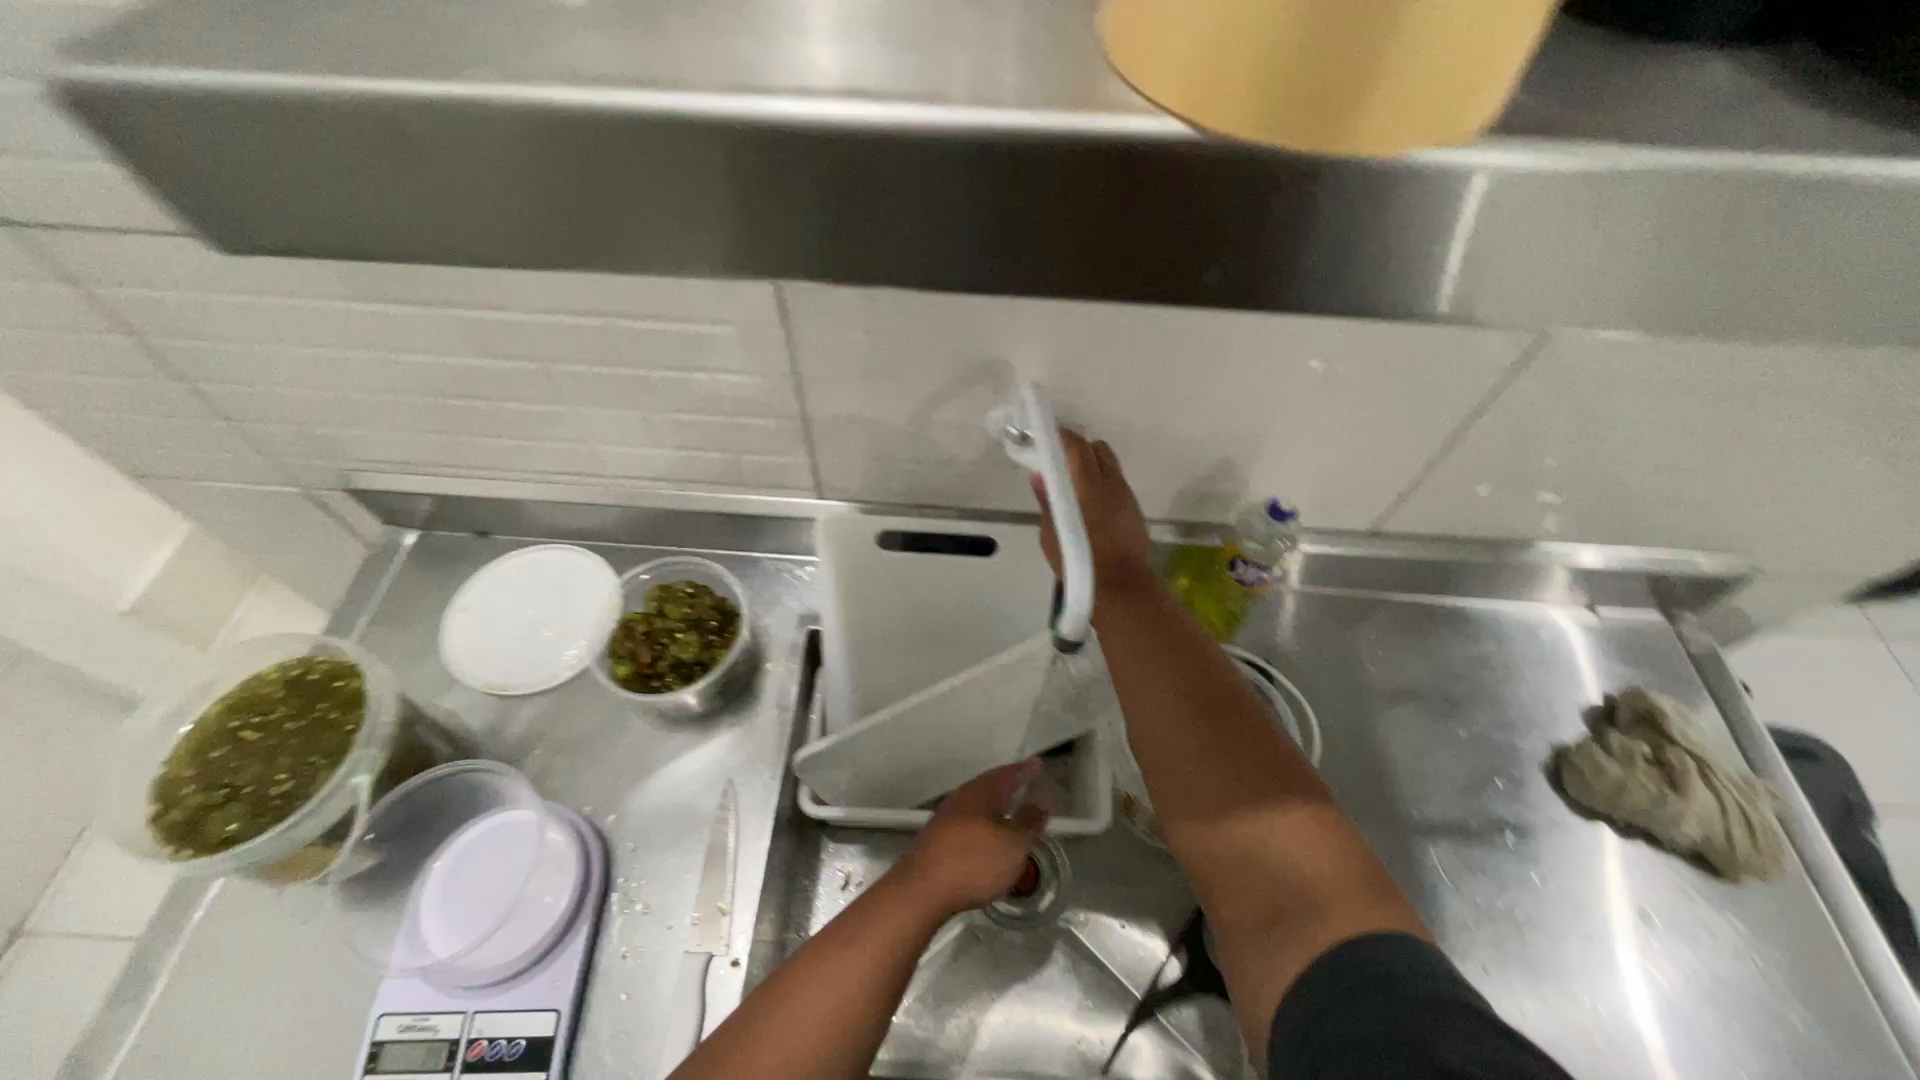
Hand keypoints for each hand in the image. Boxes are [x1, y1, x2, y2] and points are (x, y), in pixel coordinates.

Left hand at [893, 760, 1049, 916]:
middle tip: (1024, 782)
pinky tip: (985, 835)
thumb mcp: (1014, 845)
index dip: (1025, 771)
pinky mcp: (935, 838)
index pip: (1008, 774)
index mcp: (983, 792)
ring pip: (976, 803)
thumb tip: (1039, 803)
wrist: (922, 889)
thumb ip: (1029, 822)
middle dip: (1007, 784)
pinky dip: (981, 822)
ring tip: (1008, 809)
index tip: (1037, 764)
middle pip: (989, 785)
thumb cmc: (975, 861)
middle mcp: (962, 797)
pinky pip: (966, 821)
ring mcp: (945, 817)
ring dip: (993, 804)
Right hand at [1032, 429, 1155, 610]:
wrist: (1122, 587)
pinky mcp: (1134, 510)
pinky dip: (1101, 485)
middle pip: (1097, 449)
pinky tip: (1089, 508)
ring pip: (1110, 466)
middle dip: (1078, 450)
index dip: (1060, 437)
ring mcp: (1127, 496)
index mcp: (1089, 486)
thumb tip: (1041, 478)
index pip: (1076, 446)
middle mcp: (1112, 484)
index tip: (1044, 438)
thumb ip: (1048, 502)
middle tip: (1059, 464)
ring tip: (1073, 488)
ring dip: (1091, 468)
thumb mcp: (1052, 534)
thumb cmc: (1080, 562)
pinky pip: (1116, 486)